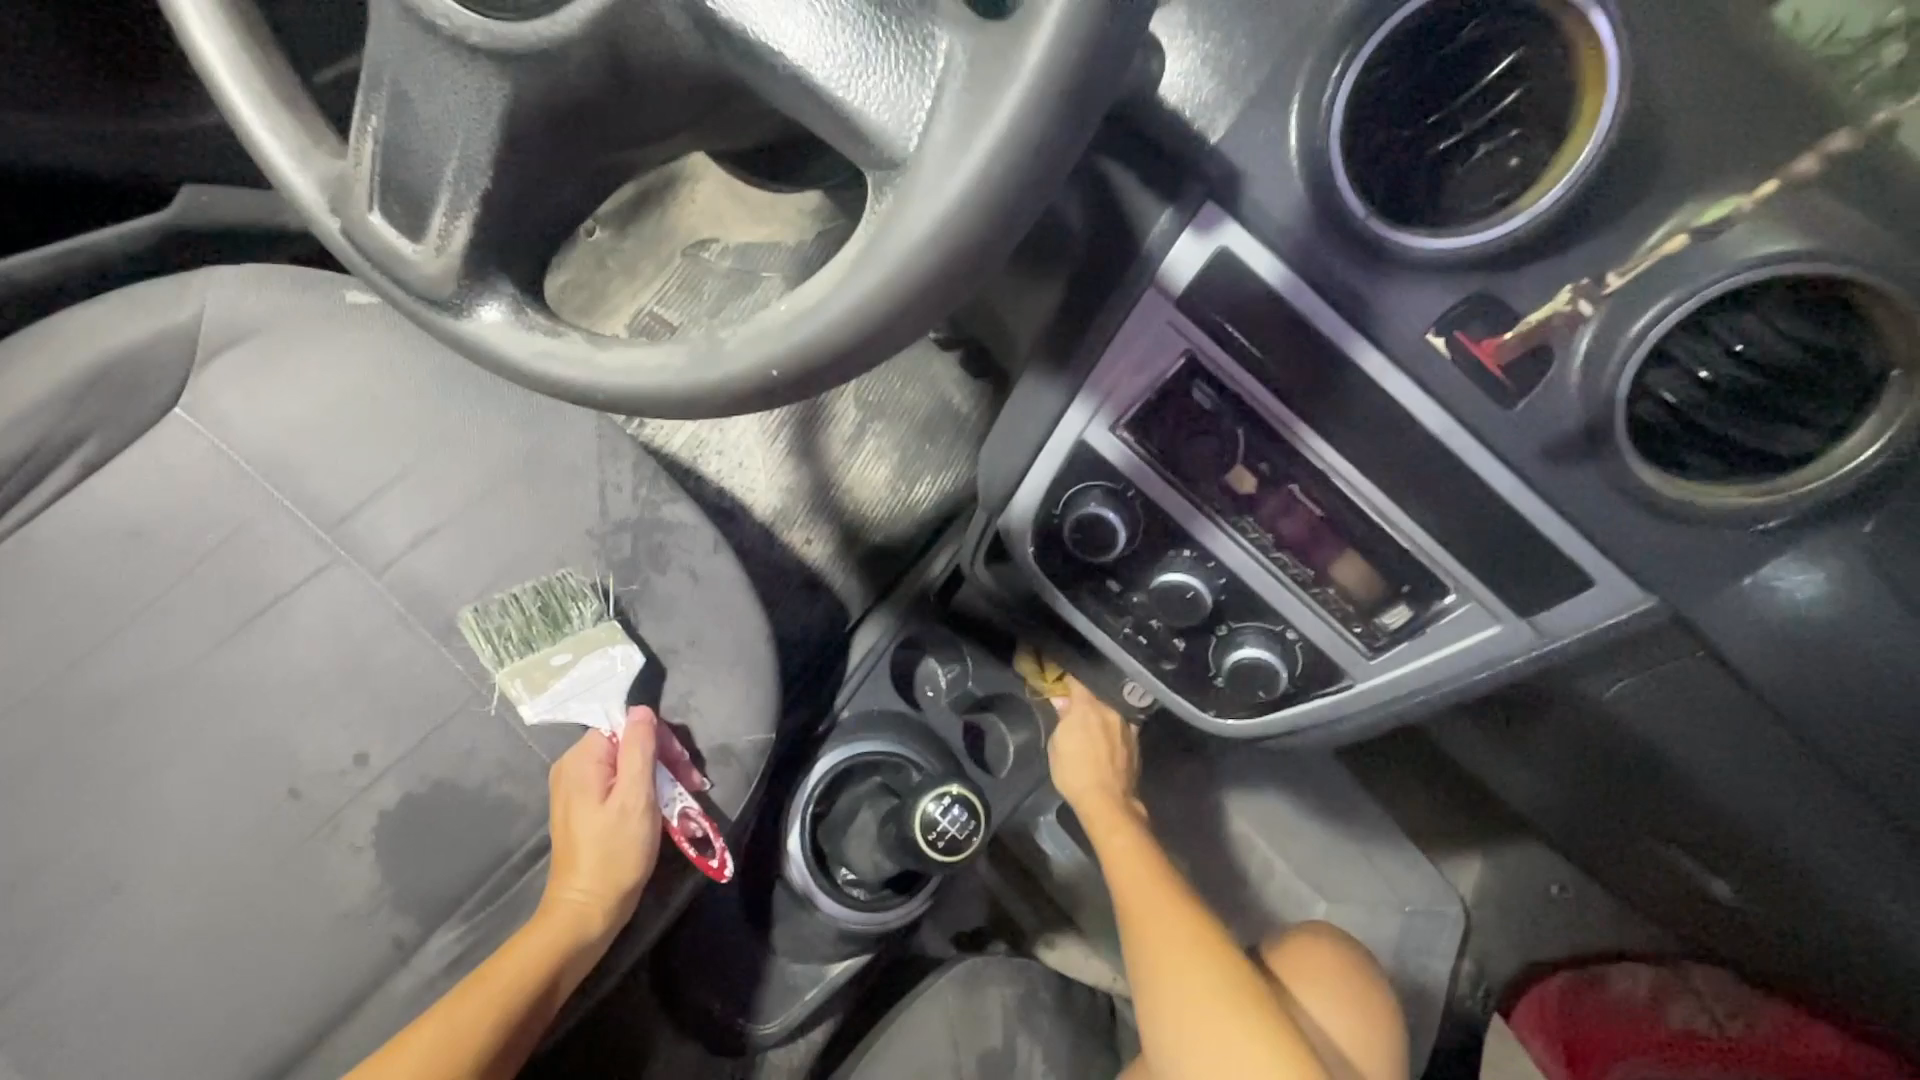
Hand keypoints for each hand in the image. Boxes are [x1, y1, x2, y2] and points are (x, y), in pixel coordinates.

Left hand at [539, 706, 661, 944]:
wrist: (588, 911)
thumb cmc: (616, 852)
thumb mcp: (636, 796)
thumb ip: (640, 747)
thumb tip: (641, 710)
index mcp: (581, 759)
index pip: (626, 725)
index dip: (658, 740)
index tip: (683, 766)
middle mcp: (572, 767)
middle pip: (626, 744)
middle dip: (662, 759)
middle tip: (692, 784)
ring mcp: (576, 789)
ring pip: (626, 765)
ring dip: (657, 777)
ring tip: (683, 798)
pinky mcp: (583, 808)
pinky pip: (617, 785)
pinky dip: (642, 792)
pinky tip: (661, 808)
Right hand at [1047, 678, 1144, 826]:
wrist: (1108, 801)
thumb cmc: (1074, 774)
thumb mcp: (1056, 746)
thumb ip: (1061, 720)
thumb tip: (1062, 702)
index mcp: (1086, 707)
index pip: (1076, 681)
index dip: (1066, 680)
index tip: (1060, 683)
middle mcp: (1110, 709)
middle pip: (1096, 694)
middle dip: (1085, 698)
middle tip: (1076, 705)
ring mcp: (1126, 724)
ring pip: (1111, 709)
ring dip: (1102, 712)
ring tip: (1094, 721)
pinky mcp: (1137, 739)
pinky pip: (1123, 724)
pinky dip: (1115, 725)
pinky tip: (1110, 732)